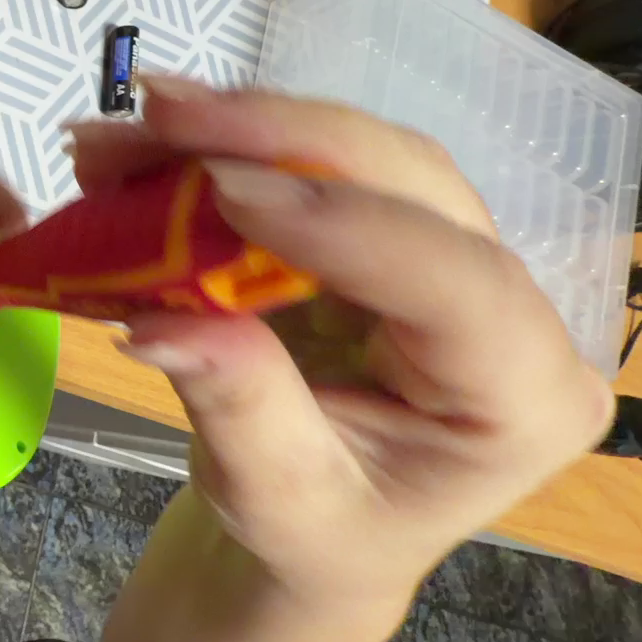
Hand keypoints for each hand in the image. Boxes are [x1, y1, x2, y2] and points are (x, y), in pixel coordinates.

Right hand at [71, 75, 613, 600]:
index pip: (452, 280)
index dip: (340, 222)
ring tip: (129, 126)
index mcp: (513, 389)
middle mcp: (493, 306)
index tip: (218, 188)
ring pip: (348, 160)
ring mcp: (428, 264)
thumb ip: (232, 404)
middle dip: (277, 134)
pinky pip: (294, 179)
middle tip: (161, 110)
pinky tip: (143, 152)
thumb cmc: (309, 532)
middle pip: (406, 182)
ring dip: (232, 132)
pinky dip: (214, 156)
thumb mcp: (269, 493)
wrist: (311, 529)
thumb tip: (150, 324)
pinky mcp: (362, 248)